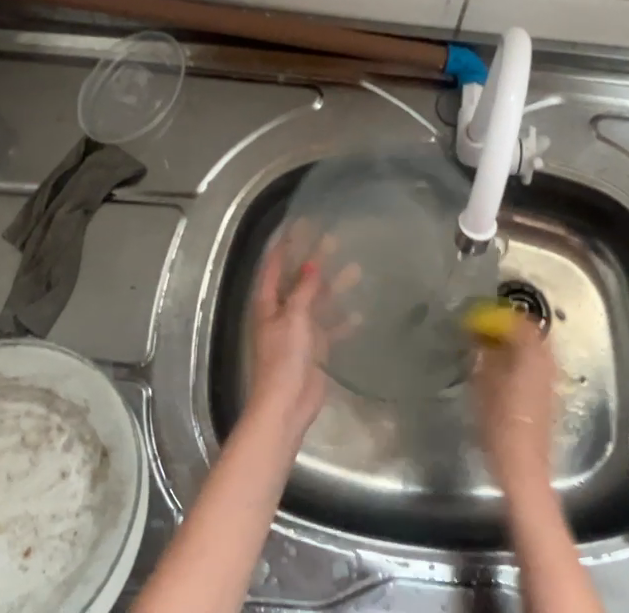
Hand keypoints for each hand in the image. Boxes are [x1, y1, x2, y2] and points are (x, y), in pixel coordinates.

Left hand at [246, 224, 357, 444]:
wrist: (287, 404)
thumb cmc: (284, 358)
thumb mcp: (293, 318)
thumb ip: (303, 291)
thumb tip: (311, 266)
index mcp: (268, 304)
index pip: (273, 266)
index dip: (285, 245)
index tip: (299, 224)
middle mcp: (282, 313)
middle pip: (299, 281)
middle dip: (315, 262)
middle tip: (335, 239)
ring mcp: (299, 332)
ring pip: (318, 303)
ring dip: (334, 288)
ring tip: (357, 269)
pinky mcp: (315, 349)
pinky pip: (331, 329)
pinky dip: (343, 322)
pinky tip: (360, 313)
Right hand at [471, 316, 557, 488]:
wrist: (524, 466)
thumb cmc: (500, 424)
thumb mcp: (483, 385)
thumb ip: (484, 355)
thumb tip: (481, 337)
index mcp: (531, 355)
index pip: (520, 322)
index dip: (497, 317)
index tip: (477, 319)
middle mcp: (547, 362)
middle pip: (532, 333)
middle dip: (509, 328)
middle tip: (485, 332)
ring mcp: (551, 379)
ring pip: (536, 349)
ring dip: (516, 344)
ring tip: (492, 351)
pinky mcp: (549, 395)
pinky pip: (537, 365)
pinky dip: (522, 360)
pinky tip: (504, 372)